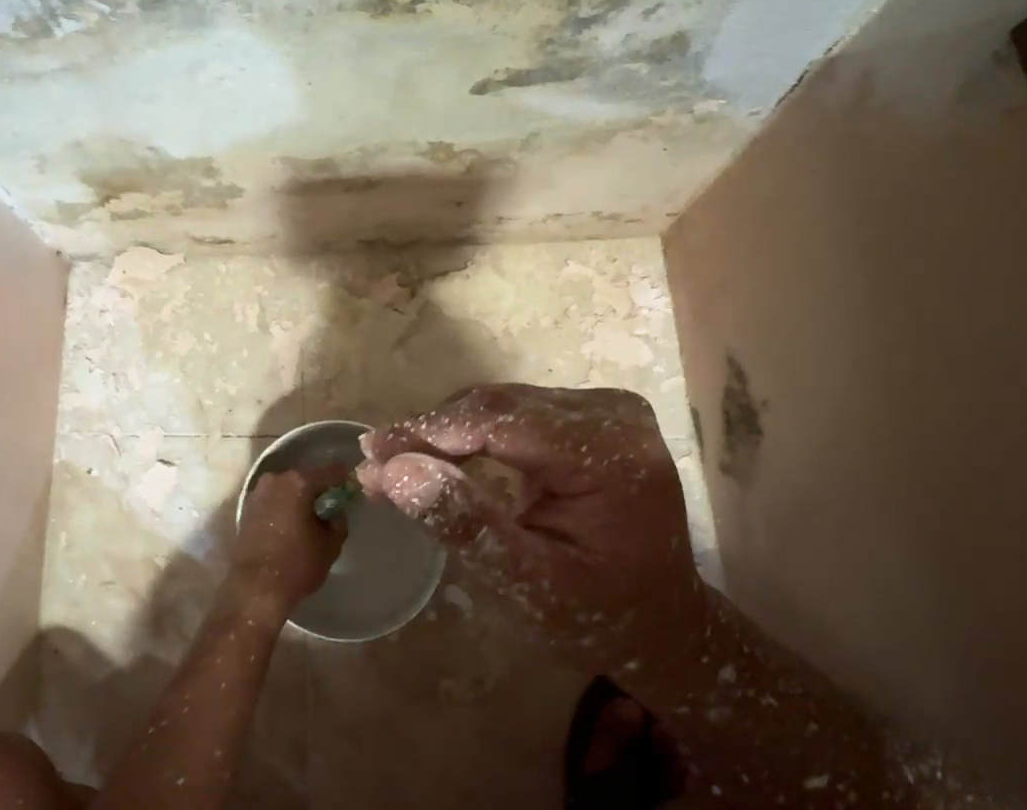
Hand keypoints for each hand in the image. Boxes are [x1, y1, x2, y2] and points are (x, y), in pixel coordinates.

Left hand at [227, 465, 349, 614]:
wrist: (254, 587)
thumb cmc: (297, 565)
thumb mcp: (330, 546)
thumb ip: (338, 522)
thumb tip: (335, 511)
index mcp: (298, 483)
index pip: (330, 472)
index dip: (343, 477)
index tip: (352, 484)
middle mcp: (275, 480)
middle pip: (304, 478)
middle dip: (318, 489)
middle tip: (331, 505)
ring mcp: (257, 492)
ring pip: (286, 489)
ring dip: (298, 498)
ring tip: (309, 517)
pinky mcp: (246, 508)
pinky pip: (272, 501)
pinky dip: (283, 507)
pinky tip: (290, 524)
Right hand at [355, 384, 704, 674]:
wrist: (656, 621)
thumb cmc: (594, 615)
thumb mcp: (527, 587)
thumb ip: (466, 526)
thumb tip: (393, 470)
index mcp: (614, 458)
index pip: (502, 423)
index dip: (428, 433)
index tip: (370, 453)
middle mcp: (614, 416)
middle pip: (498, 407)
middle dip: (430, 435)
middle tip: (374, 466)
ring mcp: (606, 410)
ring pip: (499, 405)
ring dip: (444, 434)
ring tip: (397, 466)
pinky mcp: (590, 415)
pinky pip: (513, 413)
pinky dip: (469, 435)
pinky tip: (438, 459)